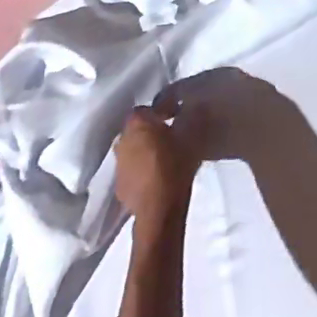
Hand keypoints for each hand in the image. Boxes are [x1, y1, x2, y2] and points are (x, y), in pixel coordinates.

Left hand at [113, 103, 197, 224]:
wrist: (159, 210)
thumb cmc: (175, 167)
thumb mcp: (192, 139)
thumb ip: (193, 119)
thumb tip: (198, 106)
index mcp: (138, 122)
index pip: (148, 109)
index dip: (163, 111)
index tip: (177, 116)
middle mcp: (123, 139)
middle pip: (138, 129)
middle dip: (152, 131)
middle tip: (171, 137)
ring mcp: (118, 163)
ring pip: (133, 150)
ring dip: (145, 151)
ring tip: (164, 160)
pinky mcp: (119, 185)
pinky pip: (132, 170)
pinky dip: (141, 170)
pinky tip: (156, 179)